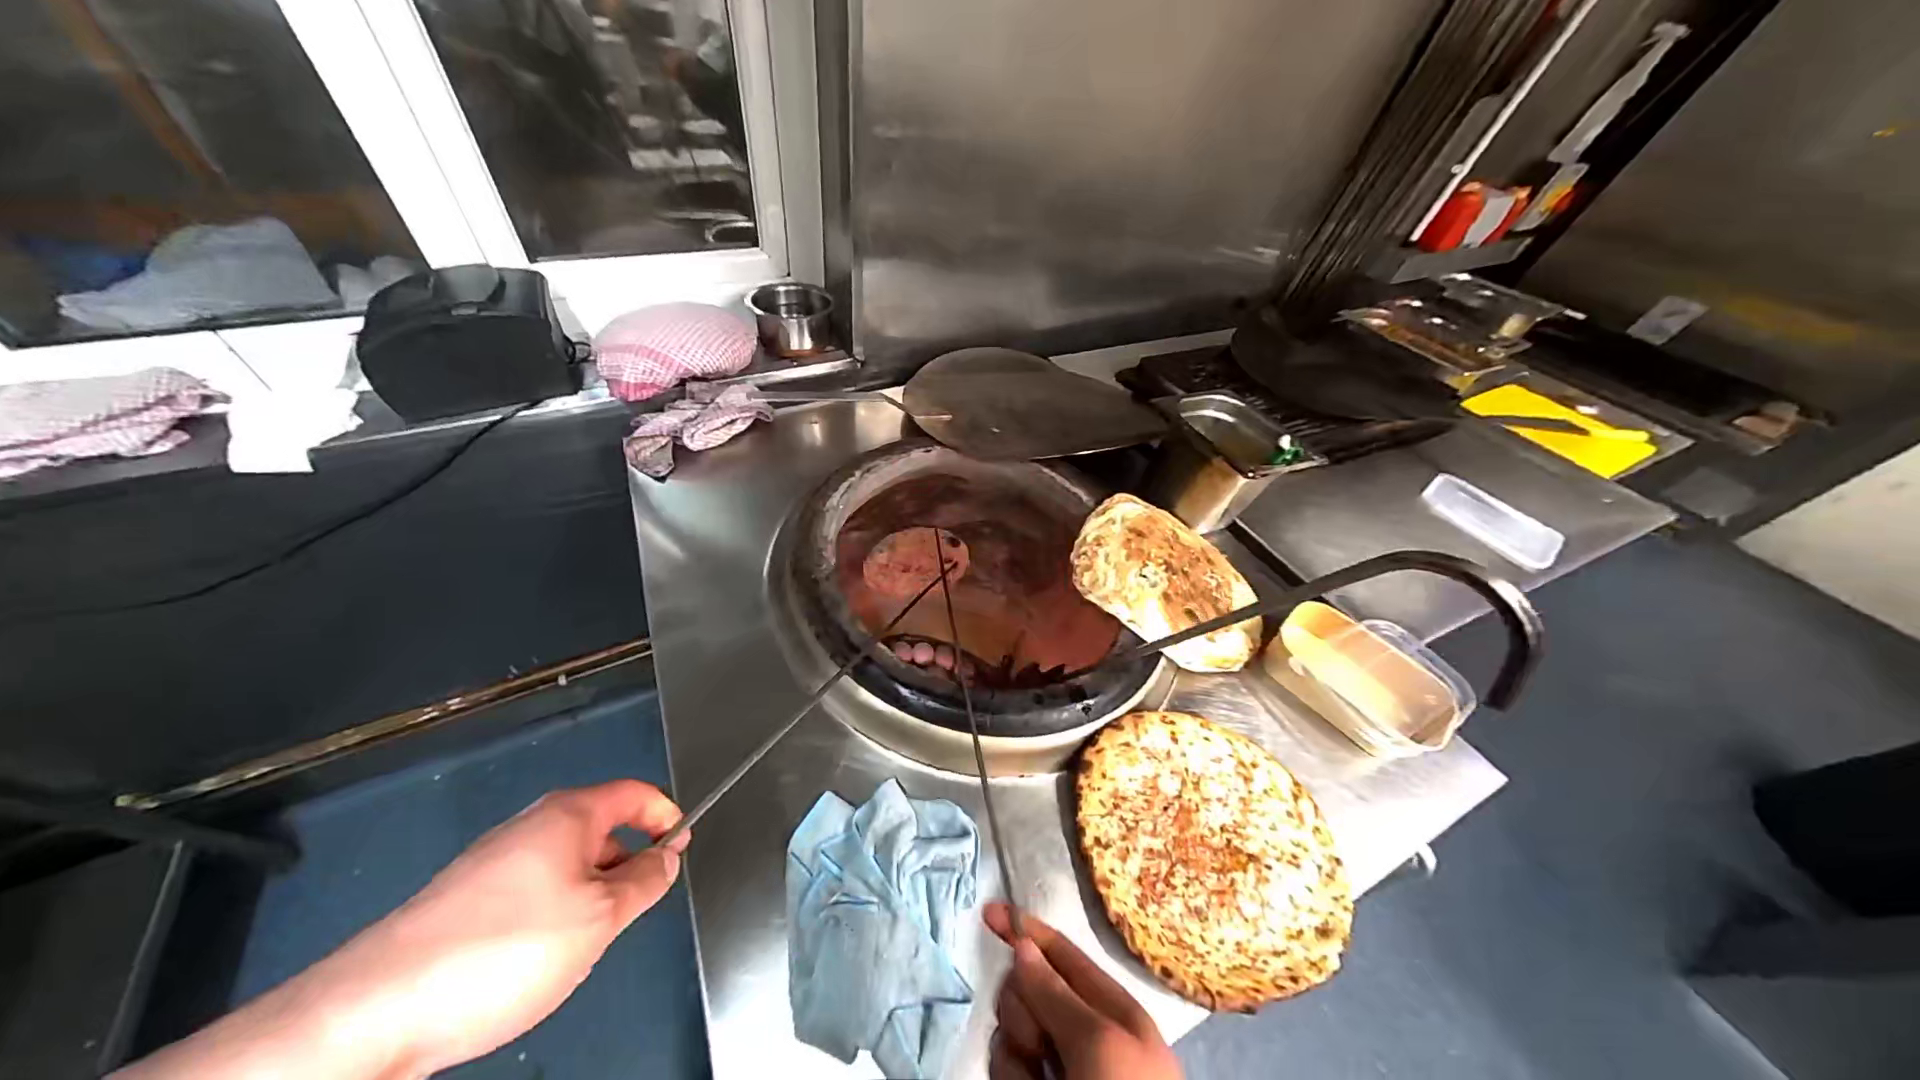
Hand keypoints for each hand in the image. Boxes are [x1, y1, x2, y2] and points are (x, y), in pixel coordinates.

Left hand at [118, 779, 687, 1079]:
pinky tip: (538, 959)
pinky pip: (531, 891)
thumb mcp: (601, 918)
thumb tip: (666, 857)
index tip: (681, 847)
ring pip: (564, 865)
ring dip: (590, 892)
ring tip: (587, 942)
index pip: (635, 793)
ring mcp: (490, 863)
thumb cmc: (507, 949)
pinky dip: (553, 912)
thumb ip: (645, 882)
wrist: (373, 1012)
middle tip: (636, 906)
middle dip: (628, 861)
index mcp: (567, 815)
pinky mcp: (462, 901)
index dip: (667, 814)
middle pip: (599, 827)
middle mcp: (528, 827)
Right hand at [983, 902, 1182, 1079]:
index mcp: (1110, 1009)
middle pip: (1026, 990)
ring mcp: (1057, 1069)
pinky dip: (1012, 1079)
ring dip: (1016, 1054)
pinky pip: (1005, 1070)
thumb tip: (1023, 944)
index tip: (988, 912)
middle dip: (1022, 1008)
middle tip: (1041, 1046)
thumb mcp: (1101, 1044)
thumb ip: (1056, 993)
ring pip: (1010, 1033)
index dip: (1025, 929)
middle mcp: (1080, 1033)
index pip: (1060, 953)